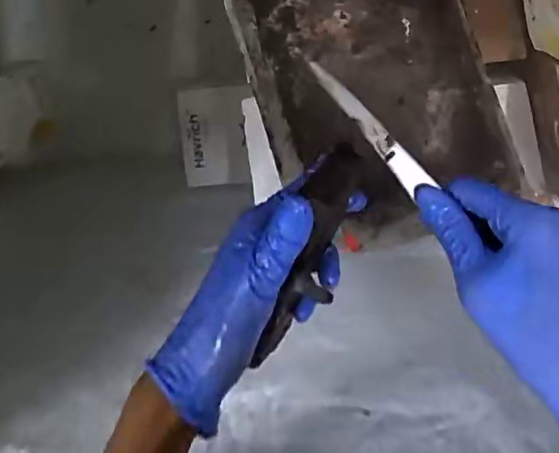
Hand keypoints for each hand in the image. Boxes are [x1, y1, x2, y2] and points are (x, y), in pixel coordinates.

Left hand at [145, 178, 355, 436]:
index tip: (356, 195)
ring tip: (323, 294)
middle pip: (302, 224)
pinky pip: (294, 278)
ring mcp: (259, 263)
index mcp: (255, 227)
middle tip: (337, 266)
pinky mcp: (262, 288)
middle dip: (325, 241)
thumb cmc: (229, 315)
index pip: (293, 196)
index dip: (322, 191)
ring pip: (302, 253)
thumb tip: (305, 201)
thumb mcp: (260, 276)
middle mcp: (258, 238)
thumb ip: (282, 240)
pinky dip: (305, 290)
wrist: (203, 366)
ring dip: (317, 270)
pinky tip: (304, 311)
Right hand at [416, 179, 558, 452]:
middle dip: (473, 229)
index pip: (470, 189)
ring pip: (511, 223)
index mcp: (529, 217)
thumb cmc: (528, 331)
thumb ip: (451, 231)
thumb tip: (425, 192)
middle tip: (470, 270)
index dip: (446, 204)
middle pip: (492, 204)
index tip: (436, 233)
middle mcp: (553, 216)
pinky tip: (518, 291)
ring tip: (495, 285)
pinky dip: (515, 254)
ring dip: (493, 243)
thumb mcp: (476, 280)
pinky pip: (533, 239)